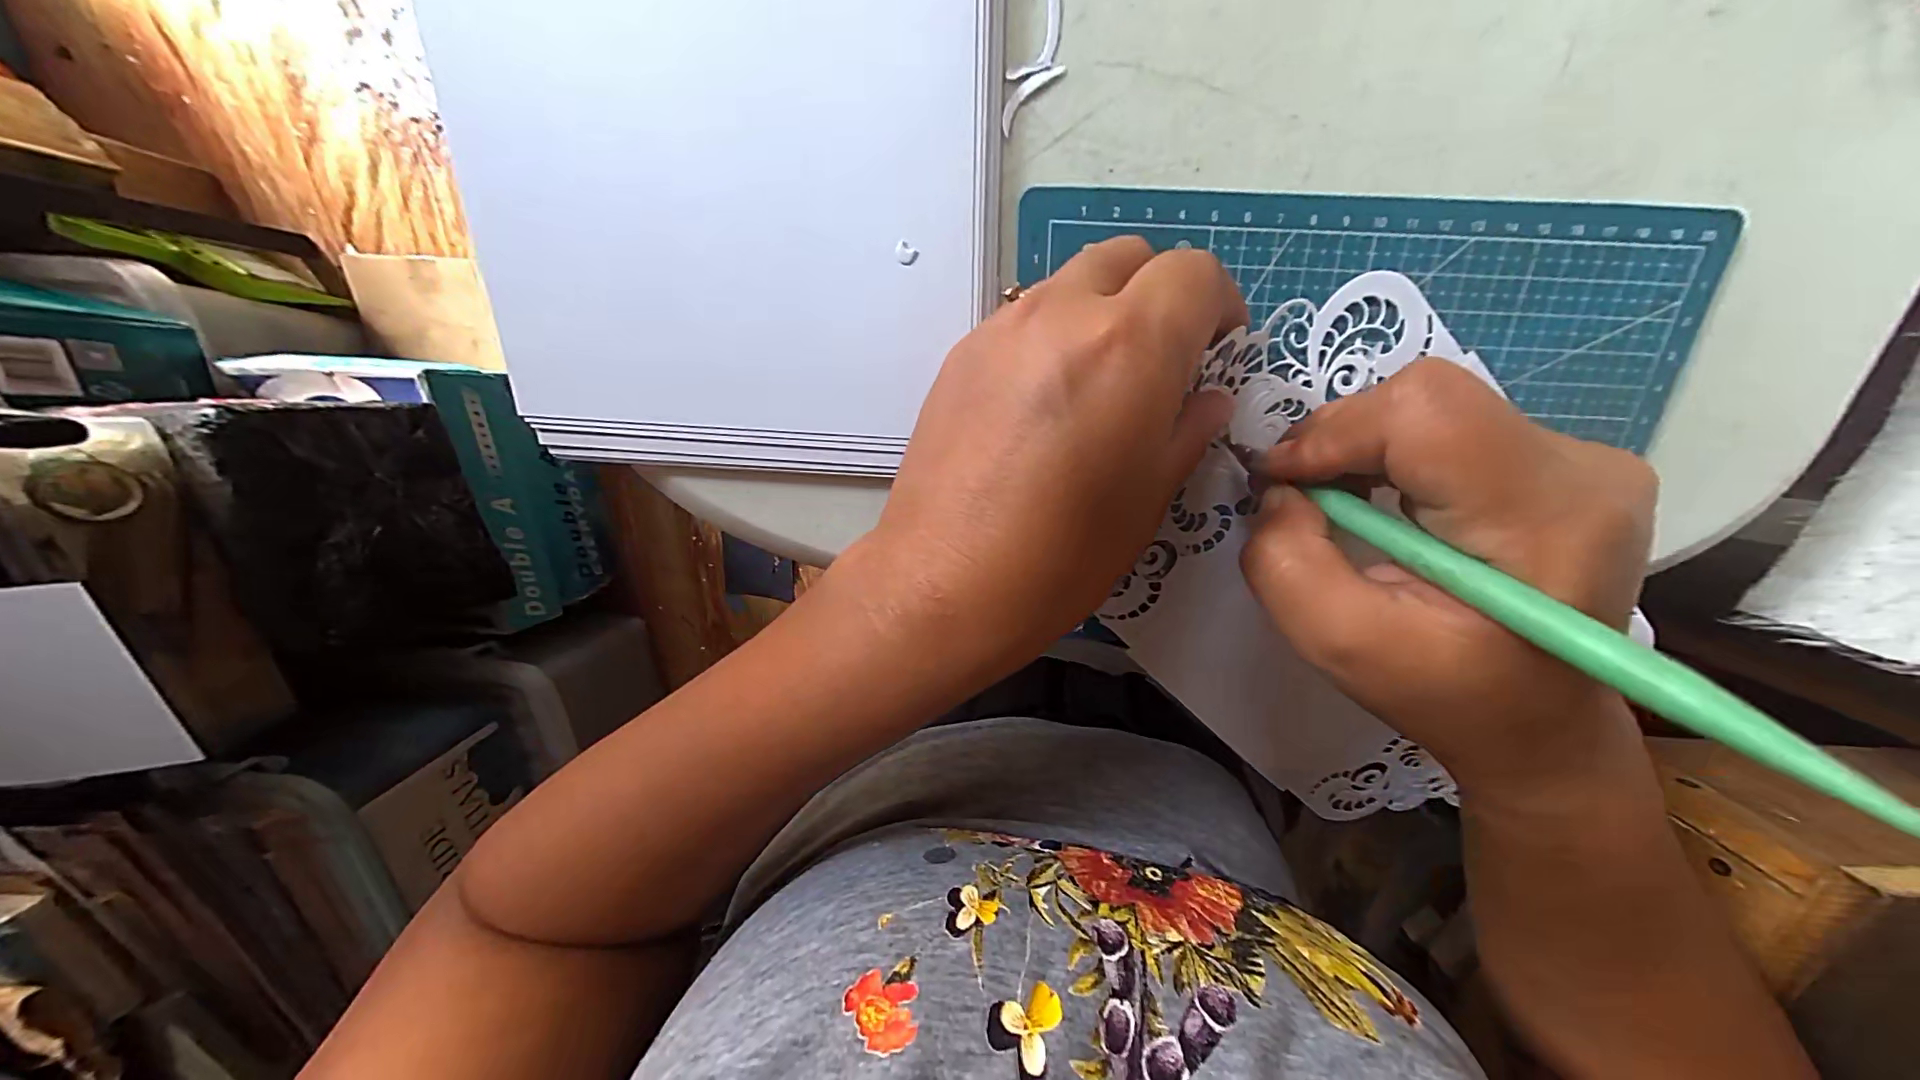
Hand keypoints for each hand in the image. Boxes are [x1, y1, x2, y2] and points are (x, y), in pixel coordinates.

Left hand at [836, 236, 1244, 674]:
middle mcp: (1060, 313)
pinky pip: (1021, 320)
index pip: (1193, 272)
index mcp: (1127, 344)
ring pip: (1068, 284)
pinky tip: (1038, 406)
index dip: (1217, 305)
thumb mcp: (1148, 497)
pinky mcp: (959, 355)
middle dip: (1157, 295)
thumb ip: (1187, 429)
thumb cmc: (1062, 554)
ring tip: (1094, 386)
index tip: (1214, 351)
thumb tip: (1205, 397)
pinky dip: (1049, 338)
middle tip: (1158, 362)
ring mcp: (1000, 329)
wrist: (944, 582)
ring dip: (1099, 313)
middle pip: (1126, 258)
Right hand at [1239, 359, 1657, 798]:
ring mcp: (1580, 461)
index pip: (1426, 413)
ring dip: (1359, 444)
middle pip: (1427, 398)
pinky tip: (1375, 495)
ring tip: (1331, 498)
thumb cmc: (1446, 697)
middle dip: (1339, 437)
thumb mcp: (1339, 645)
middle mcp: (1581, 470)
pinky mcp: (1558, 463)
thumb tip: (1280, 492)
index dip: (1334, 433)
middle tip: (1295, 491)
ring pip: (1433, 405)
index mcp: (1542, 519)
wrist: (1538, 725)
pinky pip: (1448, 424)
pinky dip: (1387, 451)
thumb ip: (1285, 562)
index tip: (1280, 481)